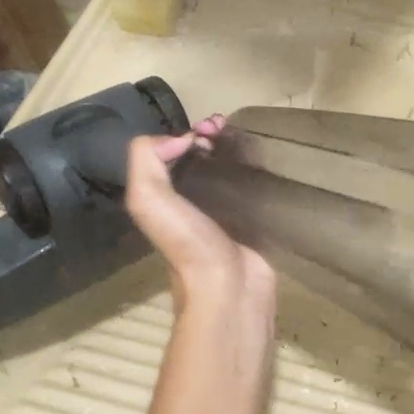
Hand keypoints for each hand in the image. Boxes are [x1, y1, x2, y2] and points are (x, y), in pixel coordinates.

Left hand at [125, 115, 276, 322]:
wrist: (231, 287)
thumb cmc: (188, 243)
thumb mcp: (148, 199)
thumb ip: (146, 160)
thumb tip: (180, 137)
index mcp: (163, 195)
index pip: (172, 151)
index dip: (186, 132)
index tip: (209, 126)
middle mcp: (191, 201)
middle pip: (201, 157)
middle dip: (213, 136)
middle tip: (229, 128)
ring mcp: (224, 211)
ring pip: (227, 168)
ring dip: (237, 149)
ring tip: (250, 138)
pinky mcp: (252, 219)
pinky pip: (252, 185)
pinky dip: (257, 169)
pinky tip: (266, 158)